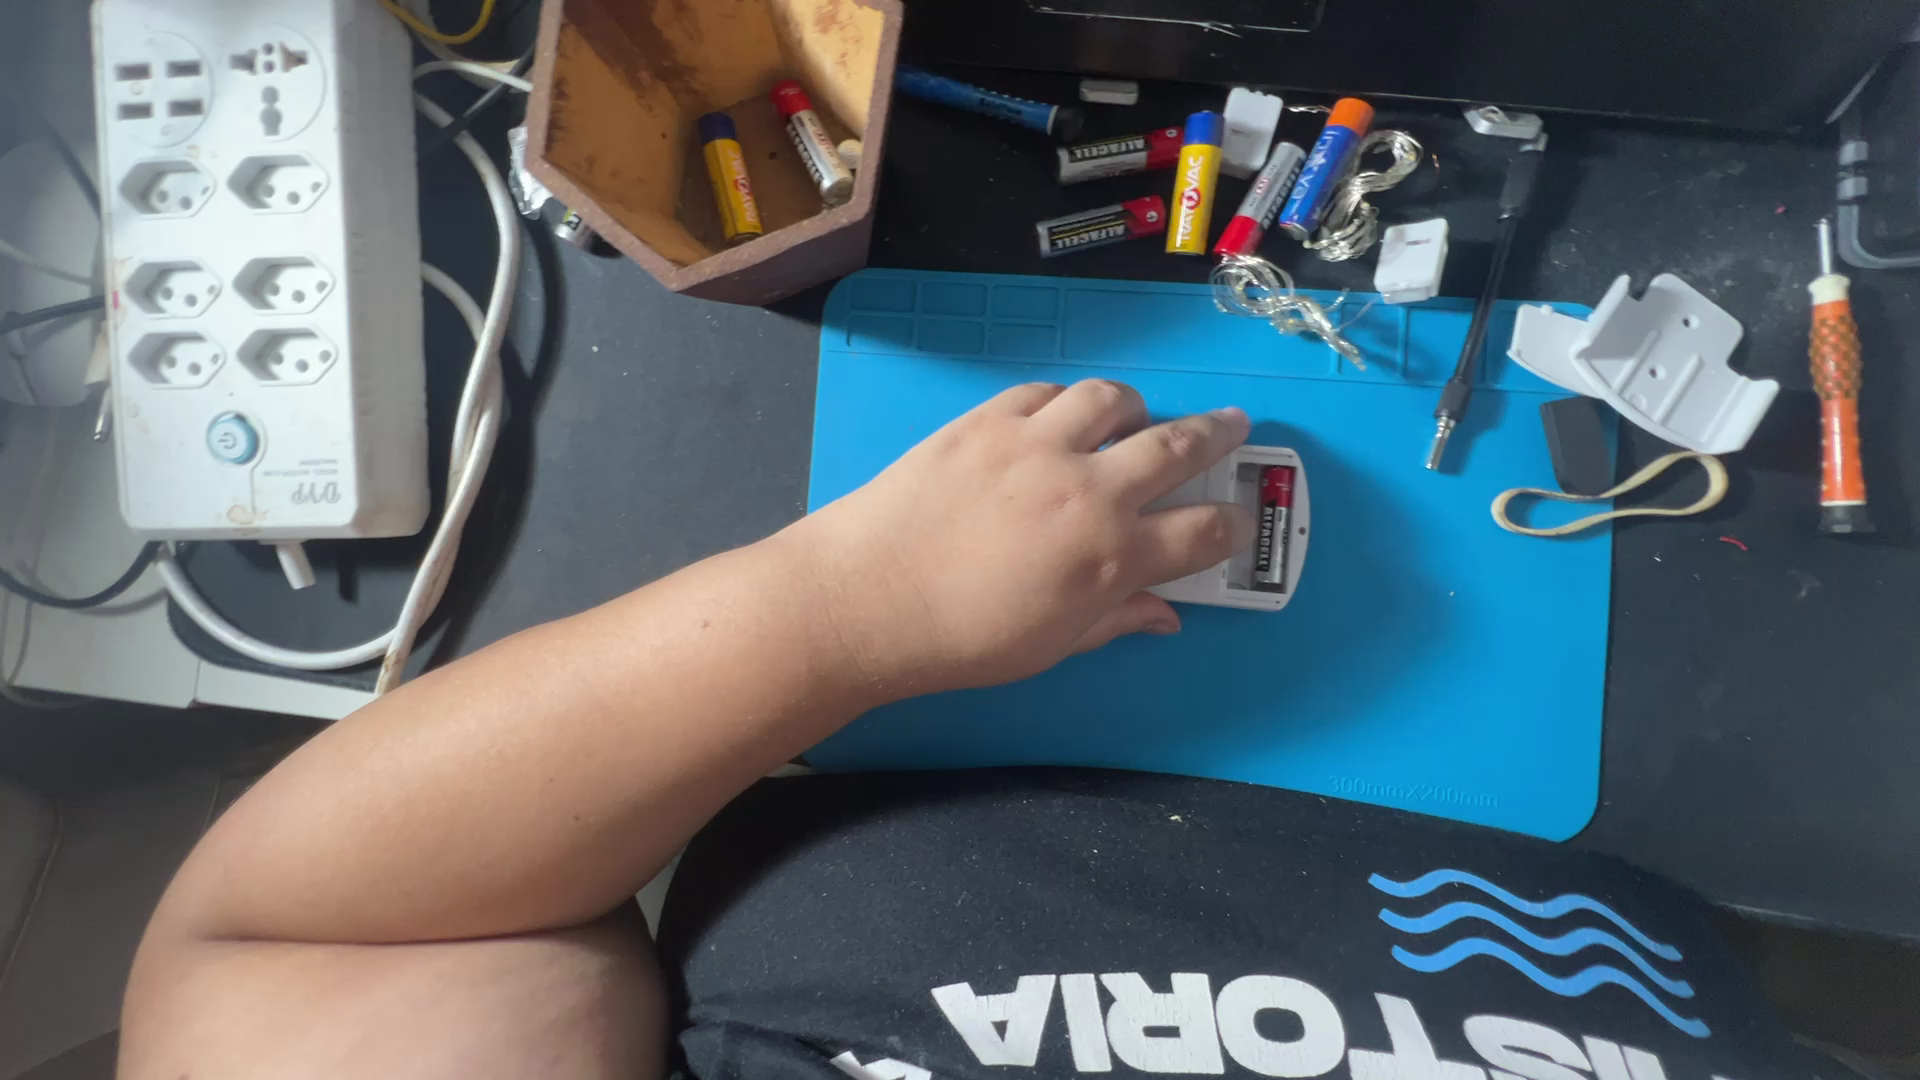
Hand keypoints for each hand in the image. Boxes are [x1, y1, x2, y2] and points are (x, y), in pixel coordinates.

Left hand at [789, 379, 1254, 696]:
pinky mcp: (986, 421)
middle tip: (1233, 424)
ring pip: (1109, 400)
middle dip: (1216, 435)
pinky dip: (1061, 403)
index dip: (1231, 524)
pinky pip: (1042, 393)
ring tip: (1134, 418)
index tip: (1235, 518)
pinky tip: (1056, 419)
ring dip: (1134, 408)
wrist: (867, 599)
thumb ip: (1116, 620)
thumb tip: (1165, 615)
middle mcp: (1086, 490)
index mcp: (1110, 557)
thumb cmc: (960, 640)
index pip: (1202, 532)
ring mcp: (1035, 446)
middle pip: (1176, 447)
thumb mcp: (1051, 646)